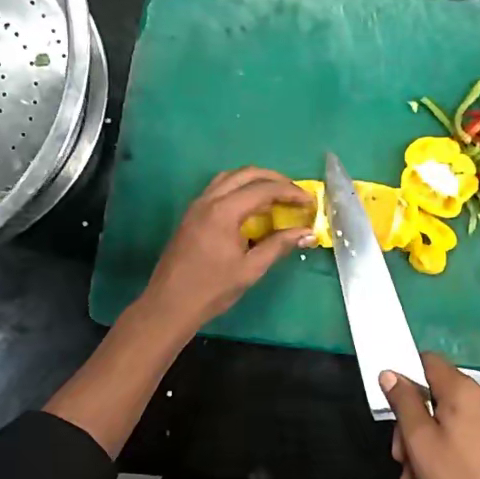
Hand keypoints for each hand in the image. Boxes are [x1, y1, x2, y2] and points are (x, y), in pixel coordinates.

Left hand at [137, 167, 314, 333]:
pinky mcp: (192, 214)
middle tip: (296, 195)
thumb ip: (279, 245)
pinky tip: (250, 208)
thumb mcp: (250, 269)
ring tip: (276, 197)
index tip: (310, 202)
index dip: (291, 192)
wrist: (170, 304)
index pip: (264, 189)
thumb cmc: (212, 289)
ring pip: (230, 177)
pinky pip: (218, 189)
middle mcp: (209, 200)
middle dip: (275, 180)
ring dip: (255, 181)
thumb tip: (308, 233)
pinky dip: (239, 189)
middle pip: (247, 174)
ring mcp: (197, 205)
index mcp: (224, 211)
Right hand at [381, 352, 479, 478]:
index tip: (391, 407)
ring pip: (448, 426)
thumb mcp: (420, 441)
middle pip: (435, 399)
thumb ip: (403, 402)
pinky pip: (465, 443)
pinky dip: (446, 459)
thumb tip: (391, 373)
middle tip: (401, 461)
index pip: (428, 361)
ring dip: (425, 451)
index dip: (404, 376)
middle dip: (411, 428)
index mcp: (463, 390)